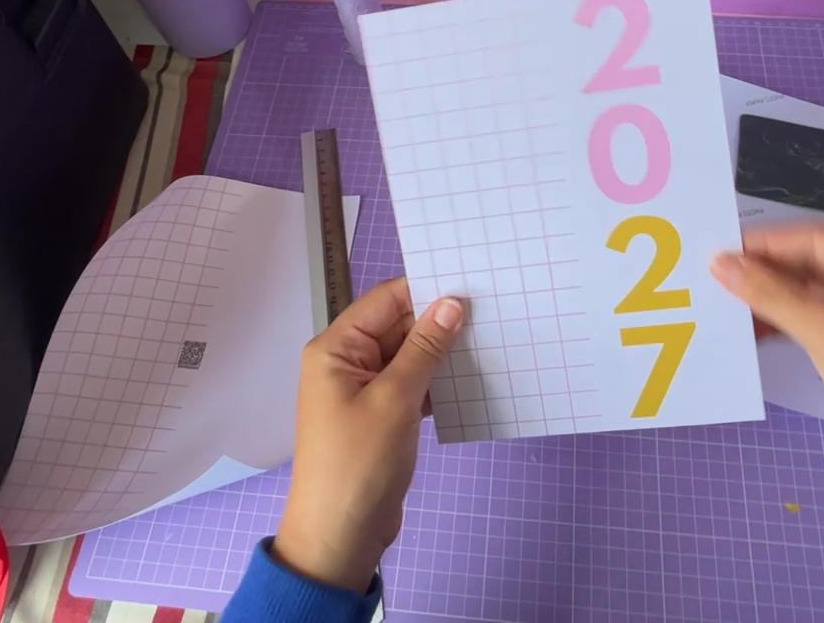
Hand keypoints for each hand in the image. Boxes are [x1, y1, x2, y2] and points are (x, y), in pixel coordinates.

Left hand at [274, 278, 464, 590]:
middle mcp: (346, 361)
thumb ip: (425, 347)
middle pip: (396, 325)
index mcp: (337, 348)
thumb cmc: (359, 464)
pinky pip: (410, 382)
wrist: (340, 539)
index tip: (468, 285)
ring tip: (485, 340)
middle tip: (487, 312)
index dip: (424, 291)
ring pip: (407, 354)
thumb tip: (452, 303)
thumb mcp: (396, 399)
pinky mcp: (380, 414)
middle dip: (436, 321)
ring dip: (439, 352)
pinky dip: (434, 380)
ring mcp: (363, 389)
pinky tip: (467, 378)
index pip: (385, 301)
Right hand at [712, 224, 823, 552]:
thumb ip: (772, 295)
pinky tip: (750, 326)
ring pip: (812, 290)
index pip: (819, 240)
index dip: (766, 243)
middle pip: (815, 262)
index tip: (718, 248)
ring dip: (772, 296)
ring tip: (723, 298)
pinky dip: (786, 320)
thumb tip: (719, 261)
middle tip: (714, 273)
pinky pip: (817, 317)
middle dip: (766, 270)